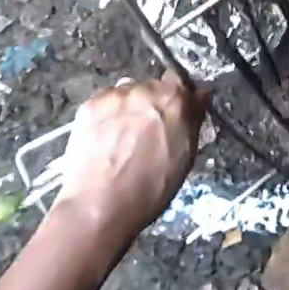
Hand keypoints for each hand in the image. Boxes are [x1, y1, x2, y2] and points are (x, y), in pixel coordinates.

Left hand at [47, 76, 208, 239]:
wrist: (98, 208)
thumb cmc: (151, 189)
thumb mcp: (185, 156)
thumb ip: (193, 120)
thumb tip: (199, 96)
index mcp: (175, 99)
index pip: (180, 81)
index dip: (175, 99)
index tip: (171, 116)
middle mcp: (147, 89)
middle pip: (152, 87)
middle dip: (151, 104)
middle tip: (144, 132)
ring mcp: (116, 95)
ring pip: (127, 92)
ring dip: (128, 107)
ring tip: (120, 137)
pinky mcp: (90, 105)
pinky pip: (104, 102)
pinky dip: (106, 115)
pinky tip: (102, 139)